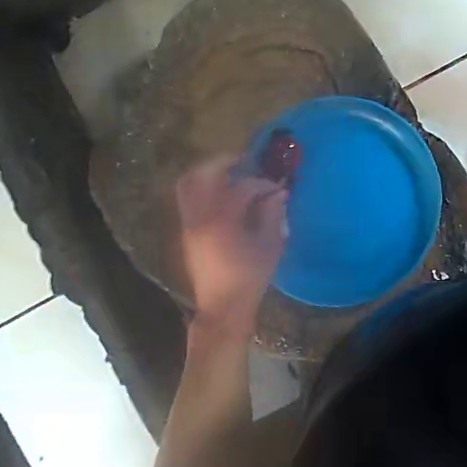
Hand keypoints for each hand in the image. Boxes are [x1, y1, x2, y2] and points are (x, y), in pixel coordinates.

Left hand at [176, 154, 288, 336]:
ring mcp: (189, 224)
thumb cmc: (250, 277)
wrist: (223, 307)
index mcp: (221, 219)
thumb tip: (277, 193)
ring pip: (189, 185)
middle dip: (223, 162)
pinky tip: (226, 197)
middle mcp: (199, 217)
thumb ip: (273, 214)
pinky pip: (191, 200)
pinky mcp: (188, 233)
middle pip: (201, 174)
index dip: (262, 184)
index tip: (278, 187)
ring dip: (209, 174)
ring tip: (231, 174)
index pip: (242, 188)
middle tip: (243, 159)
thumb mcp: (270, 245)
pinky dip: (206, 190)